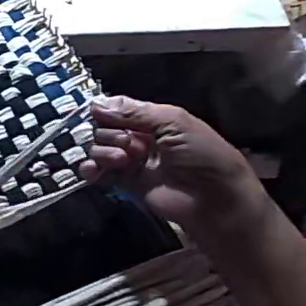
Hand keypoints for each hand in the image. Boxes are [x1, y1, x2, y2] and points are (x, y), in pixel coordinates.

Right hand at [73, 95, 263, 226]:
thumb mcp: (173, 121)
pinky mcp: (126, 184)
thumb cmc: (202, 154)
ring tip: (122, 160)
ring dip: (104, 152)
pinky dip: (90, 170)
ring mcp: (132, 161)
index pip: (118, 109)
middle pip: (105, 128)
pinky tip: (91, 170)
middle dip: (110, 134)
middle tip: (127, 144)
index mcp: (153, 119)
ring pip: (99, 149)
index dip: (105, 110)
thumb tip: (95, 105)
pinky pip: (99, 173)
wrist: (215, 200)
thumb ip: (133, 112)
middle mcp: (139, 138)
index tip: (95, 113)